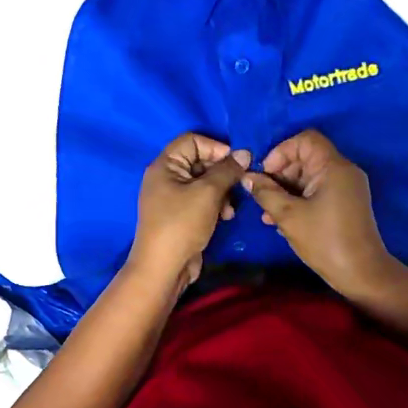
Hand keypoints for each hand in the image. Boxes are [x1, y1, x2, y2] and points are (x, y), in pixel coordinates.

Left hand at [130, 132, 249, 287]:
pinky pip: (202, 200)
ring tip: (230, 208)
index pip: (192, 140)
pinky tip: (225, 217)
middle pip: (199, 161)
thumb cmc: (182, 224)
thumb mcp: (208, 193)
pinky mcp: (181, 216)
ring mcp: (172, 198)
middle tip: (239, 185)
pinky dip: (215, 205)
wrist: (164, 268)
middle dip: (222, 172)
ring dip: (222, 191)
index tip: (235, 162)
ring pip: (204, 183)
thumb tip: (244, 153)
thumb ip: (227, 170)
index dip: (215, 147)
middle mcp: (165, 178)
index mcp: (164, 165)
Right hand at [241, 130, 402, 297]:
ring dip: (285, 190)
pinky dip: (298, 199)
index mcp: (334, 167)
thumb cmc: (324, 240)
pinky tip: (280, 220)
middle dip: (280, 173)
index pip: (305, 140)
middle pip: (306, 157)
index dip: (281, 151)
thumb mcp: (288, 216)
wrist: (360, 272)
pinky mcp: (344, 204)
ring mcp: (346, 188)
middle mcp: (343, 171)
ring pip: (309, 177)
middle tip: (261, 195)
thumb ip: (266, 193)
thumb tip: (248, 177)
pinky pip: (317, 191)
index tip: (265, 173)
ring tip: (266, 213)